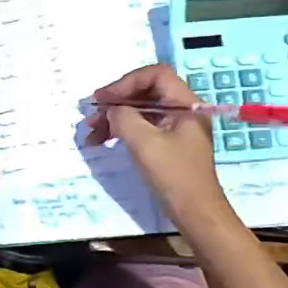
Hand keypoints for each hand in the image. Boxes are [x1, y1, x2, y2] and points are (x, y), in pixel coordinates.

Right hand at [86, 63, 233, 228]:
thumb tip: (112, 110)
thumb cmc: (174, 175)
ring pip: (143, 111)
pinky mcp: (170, 145)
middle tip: (92, 116)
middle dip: (117, 101)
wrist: (195, 212)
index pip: (155, 75)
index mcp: (186, 104)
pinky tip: (104, 141)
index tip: (103, 99)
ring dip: (116, 118)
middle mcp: (184, 111)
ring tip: (92, 132)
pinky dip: (124, 131)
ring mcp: (178, 129)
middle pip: (147, 92)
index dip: (126, 82)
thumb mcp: (144, 143)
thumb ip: (124, 117)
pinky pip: (145, 128)